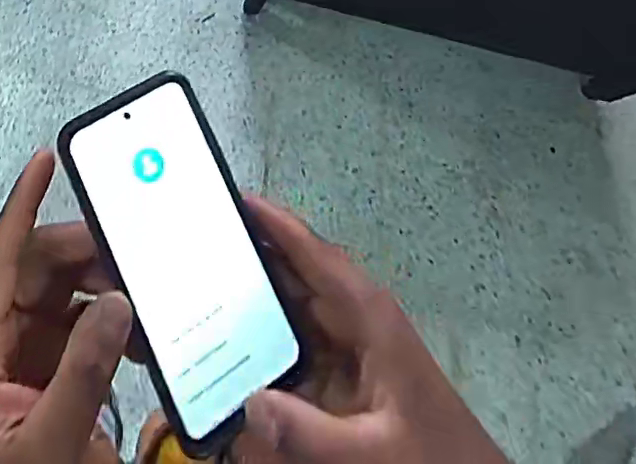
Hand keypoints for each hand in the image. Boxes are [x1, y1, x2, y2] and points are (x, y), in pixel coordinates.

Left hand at [0, 150, 132, 463]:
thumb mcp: (46, 447)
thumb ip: (83, 374)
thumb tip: (116, 302)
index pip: (0, 258)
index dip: (20, 204)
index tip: (43, 162)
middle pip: (39, 272)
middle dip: (83, 252)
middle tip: (127, 248)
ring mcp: (25, 367)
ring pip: (63, 298)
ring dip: (102, 287)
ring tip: (137, 290)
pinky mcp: (50, 385)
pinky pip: (82, 331)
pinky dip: (111, 323)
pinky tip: (136, 333)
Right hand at [231, 197, 510, 463]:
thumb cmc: (433, 455)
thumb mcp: (374, 451)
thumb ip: (310, 434)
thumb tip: (247, 404)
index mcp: (365, 312)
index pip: (312, 252)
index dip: (274, 221)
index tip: (236, 198)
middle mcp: (354, 313)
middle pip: (294, 272)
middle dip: (251, 256)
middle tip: (203, 243)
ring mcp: (349, 338)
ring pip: (292, 303)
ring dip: (255, 294)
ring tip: (206, 284)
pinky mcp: (343, 364)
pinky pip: (295, 337)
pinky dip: (265, 333)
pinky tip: (233, 342)